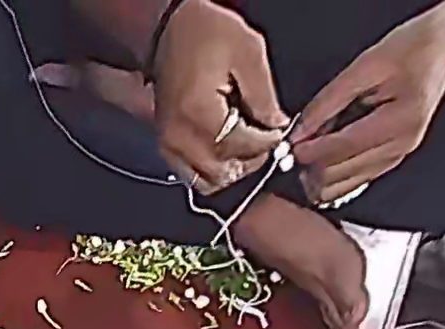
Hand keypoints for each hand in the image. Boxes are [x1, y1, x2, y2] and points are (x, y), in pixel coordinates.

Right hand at [151, 0, 289, 194]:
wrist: (171, 31)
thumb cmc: (206, 34)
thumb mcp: (247, 52)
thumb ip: (264, 95)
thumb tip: (276, 126)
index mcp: (197, 112)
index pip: (237, 146)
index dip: (263, 144)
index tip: (278, 134)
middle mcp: (179, 136)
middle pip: (222, 170)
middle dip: (249, 160)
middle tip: (264, 143)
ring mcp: (170, 146)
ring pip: (207, 181)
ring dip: (231, 171)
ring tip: (245, 149)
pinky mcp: (167, 149)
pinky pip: (192, 178)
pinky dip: (212, 172)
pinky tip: (225, 153)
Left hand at [290, 10, 444, 205]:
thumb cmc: (414, 46)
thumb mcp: (367, 64)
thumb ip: (329, 101)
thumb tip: (299, 132)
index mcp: (400, 120)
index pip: (342, 148)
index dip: (311, 152)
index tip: (290, 149)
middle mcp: (400, 146)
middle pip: (339, 174)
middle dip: (312, 165)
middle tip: (299, 148)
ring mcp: (396, 158)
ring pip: (341, 186)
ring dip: (319, 175)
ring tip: (311, 153)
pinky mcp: (390, 162)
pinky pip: (351, 184)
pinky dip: (332, 177)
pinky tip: (324, 160)